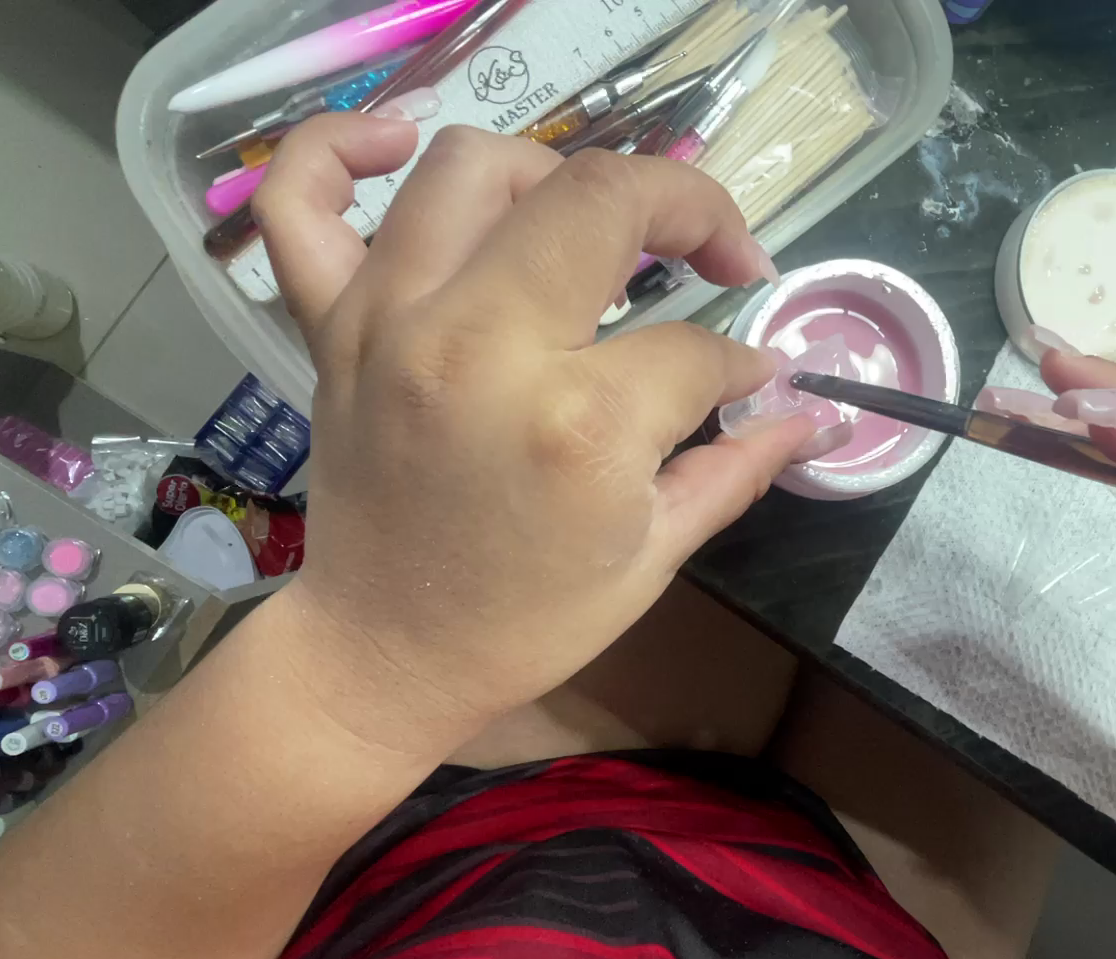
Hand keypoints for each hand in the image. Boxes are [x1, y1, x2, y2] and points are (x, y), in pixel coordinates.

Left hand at [249, 109, 807, 745]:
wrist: (387, 657)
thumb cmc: (528, 624)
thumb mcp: (653, 557)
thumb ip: (740, 468)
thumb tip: (811, 411)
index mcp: (580, 424)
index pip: (694, 348)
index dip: (741, 359)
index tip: (750, 375)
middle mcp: (483, 345)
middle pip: (603, 202)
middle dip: (689, 209)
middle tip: (715, 251)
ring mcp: (392, 325)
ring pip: (475, 169)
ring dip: (557, 177)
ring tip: (591, 226)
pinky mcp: (331, 330)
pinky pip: (304, 200)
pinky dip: (342, 149)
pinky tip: (402, 145)